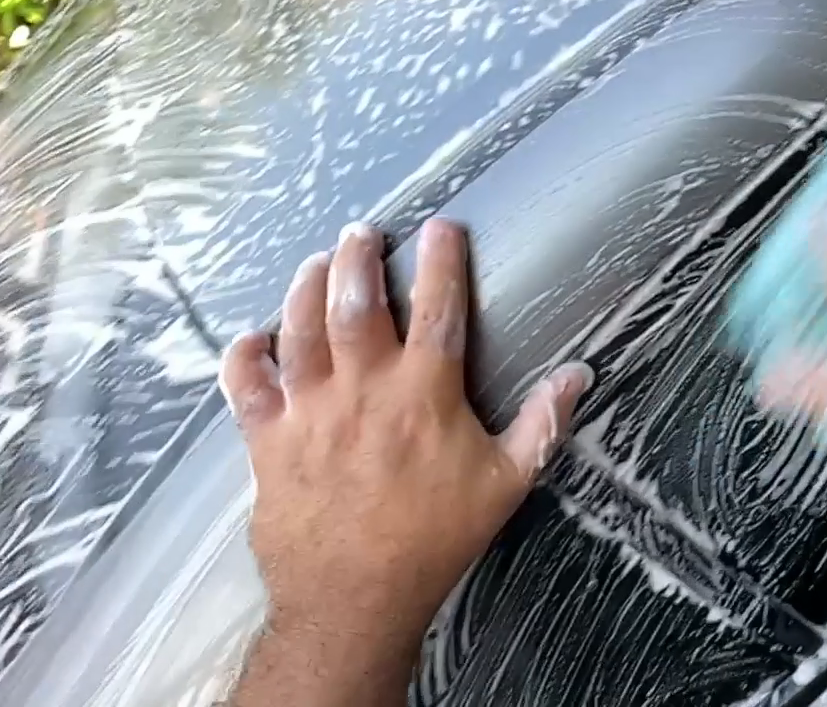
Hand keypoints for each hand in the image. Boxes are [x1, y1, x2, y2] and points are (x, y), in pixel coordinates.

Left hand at [218, 218, 591, 659]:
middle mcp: (364, 390)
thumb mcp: (508, 479)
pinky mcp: (267, 443)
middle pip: (356, 306)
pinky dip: (244, 357)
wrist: (354, 599)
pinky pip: (246, 389)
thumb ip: (544, 421)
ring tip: (317, 260)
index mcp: (425, 393)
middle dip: (358, 260)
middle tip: (361, 230)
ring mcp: (309, 413)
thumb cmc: (438, 532)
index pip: (439, 309)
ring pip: (301, 333)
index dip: (443, 263)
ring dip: (306, 289)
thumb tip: (582, 371)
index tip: (443, 227)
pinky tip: (252, 336)